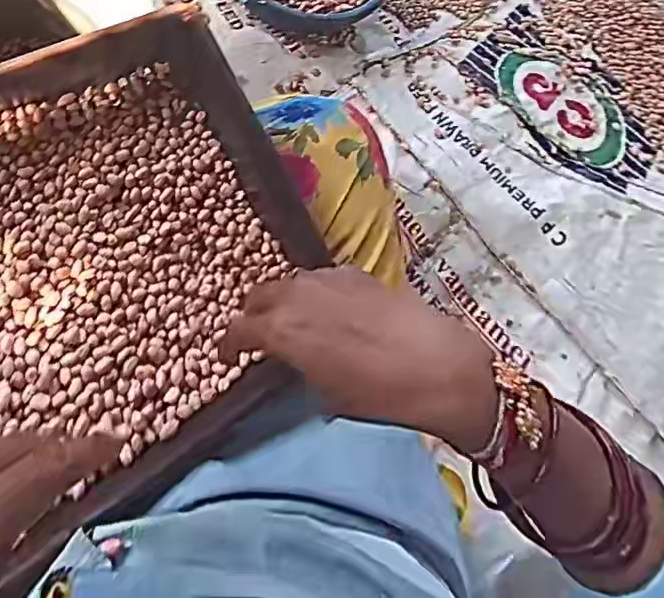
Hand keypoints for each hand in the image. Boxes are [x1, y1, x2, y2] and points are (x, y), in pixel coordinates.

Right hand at [218, 267, 499, 453]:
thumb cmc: (377, 393)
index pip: (238, 329)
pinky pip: (318, 280)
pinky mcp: (351, 271)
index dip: (228, 344)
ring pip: (288, 284)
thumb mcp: (324, 392)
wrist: (436, 364)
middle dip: (253, 316)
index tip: (227, 356)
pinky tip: (332, 311)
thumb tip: (290, 358)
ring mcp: (323, 278)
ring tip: (296, 322)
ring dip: (283, 301)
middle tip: (260, 336)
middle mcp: (294, 294)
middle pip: (258, 296)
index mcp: (280, 328)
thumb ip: (295, 366)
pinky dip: (313, 294)